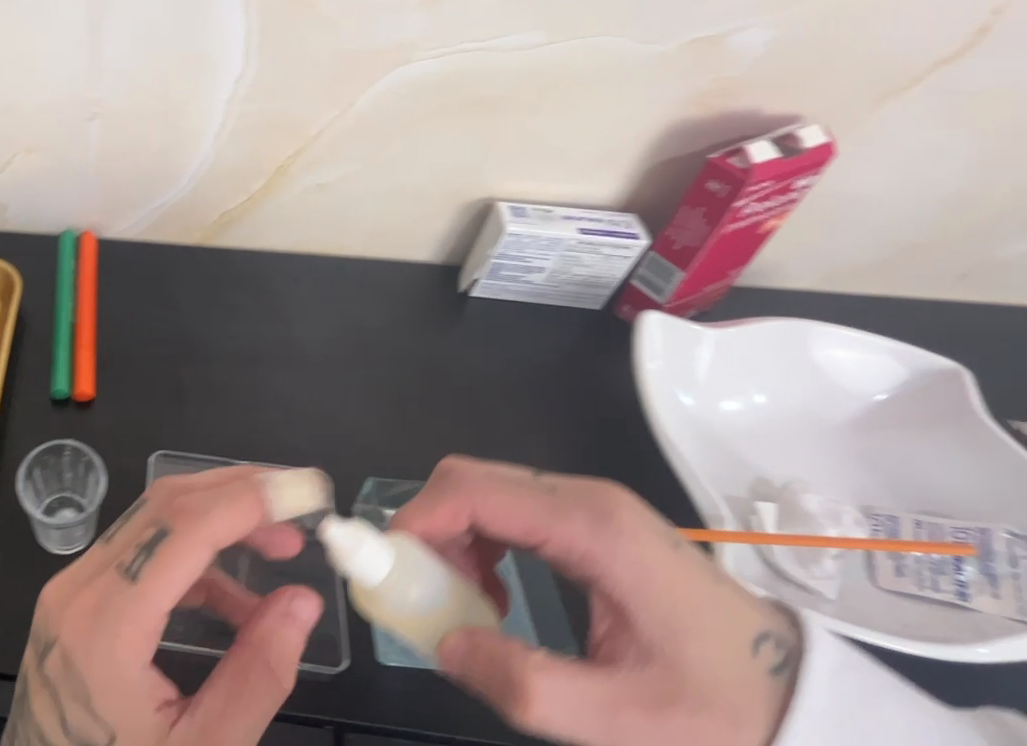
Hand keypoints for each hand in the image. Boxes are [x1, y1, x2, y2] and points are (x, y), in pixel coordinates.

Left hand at [3, 466, 324, 745]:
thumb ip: (257, 676)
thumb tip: (302, 602)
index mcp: (105, 628)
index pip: (181, 530)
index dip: (247, 501)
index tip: (303, 490)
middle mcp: (78, 589)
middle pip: (164, 507)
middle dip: (238, 494)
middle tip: (300, 505)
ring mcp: (69, 588)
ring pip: (149, 519)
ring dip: (217, 519)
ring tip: (280, 547)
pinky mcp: (73, 597)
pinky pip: (136, 552)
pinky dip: (190, 557)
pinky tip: (235, 597)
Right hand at [391, 456, 800, 745]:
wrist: (807, 701)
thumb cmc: (726, 710)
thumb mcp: (627, 722)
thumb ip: (524, 685)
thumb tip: (442, 644)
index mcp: (591, 528)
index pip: (472, 491)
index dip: (418, 521)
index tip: (394, 573)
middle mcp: (584, 499)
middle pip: (469, 480)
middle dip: (430, 531)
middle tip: (428, 596)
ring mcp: (590, 505)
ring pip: (483, 491)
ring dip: (453, 538)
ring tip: (465, 603)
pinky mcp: (592, 520)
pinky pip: (509, 508)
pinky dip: (480, 542)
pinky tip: (497, 593)